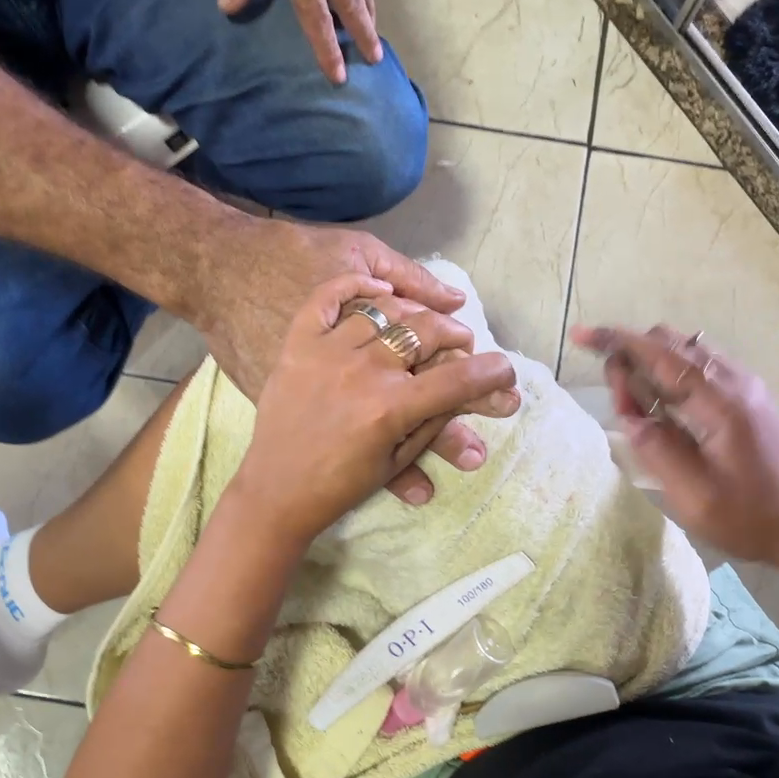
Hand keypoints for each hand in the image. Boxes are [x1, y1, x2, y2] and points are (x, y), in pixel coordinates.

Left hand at [198, 217, 519, 503]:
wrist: (274, 490)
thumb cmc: (341, 485)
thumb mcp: (396, 462)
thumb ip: (434, 422)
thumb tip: (469, 393)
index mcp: (391, 409)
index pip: (458, 378)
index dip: (492, 371)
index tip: (504, 369)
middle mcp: (364, 372)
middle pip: (427, 332)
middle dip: (456, 334)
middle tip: (463, 341)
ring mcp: (328, 352)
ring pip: (386, 311)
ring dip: (414, 311)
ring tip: (424, 321)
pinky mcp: (297, 342)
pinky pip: (330, 297)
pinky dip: (357, 286)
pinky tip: (380, 292)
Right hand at [570, 325, 778, 571]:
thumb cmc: (752, 518)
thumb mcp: (695, 496)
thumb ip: (656, 450)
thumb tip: (630, 415)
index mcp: (720, 403)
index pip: (659, 355)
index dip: (616, 342)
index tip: (580, 336)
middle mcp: (733, 381)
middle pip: (671, 342)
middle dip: (631, 355)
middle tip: (619, 402)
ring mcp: (744, 386)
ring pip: (685, 351)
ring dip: (650, 365)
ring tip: (636, 407)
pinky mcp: (747, 397)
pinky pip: (699, 367)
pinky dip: (670, 374)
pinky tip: (663, 408)